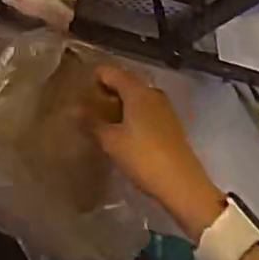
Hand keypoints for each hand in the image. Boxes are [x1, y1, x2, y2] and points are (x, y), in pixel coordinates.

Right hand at [92, 65, 225, 242]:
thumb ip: (91, 122)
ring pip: (135, 96)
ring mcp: (164, 107)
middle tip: (90, 114)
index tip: (82, 101)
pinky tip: (125, 136)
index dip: (92, 81)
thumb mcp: (111, 141)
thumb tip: (73, 109)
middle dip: (105, 93)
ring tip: (106, 126)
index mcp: (136, 89)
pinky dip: (132, 116)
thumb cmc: (144, 158)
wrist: (185, 188)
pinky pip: (145, 109)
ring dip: (118, 105)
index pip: (108, 71)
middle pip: (122, 81)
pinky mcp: (171, 124)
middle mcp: (151, 92)